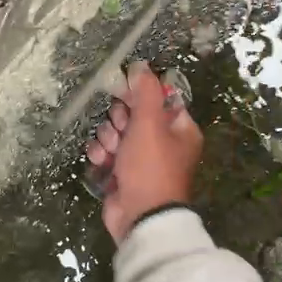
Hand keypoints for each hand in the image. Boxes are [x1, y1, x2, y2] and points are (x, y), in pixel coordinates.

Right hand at [87, 62, 203, 244]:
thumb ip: (146, 91)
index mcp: (180, 129)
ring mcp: (140, 160)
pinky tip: (102, 162)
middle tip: (121, 130)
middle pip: (132, 114)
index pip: (157, 99)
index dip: (138, 95)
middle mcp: (163, 143)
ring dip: (108, 138)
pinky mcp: (121, 175)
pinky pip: (106, 153)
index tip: (125, 93)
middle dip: (119, 120)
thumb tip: (141, 65)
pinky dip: (101, 155)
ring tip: (111, 151)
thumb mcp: (150, 122)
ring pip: (115, 132)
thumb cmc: (151, 165)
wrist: (141, 217)